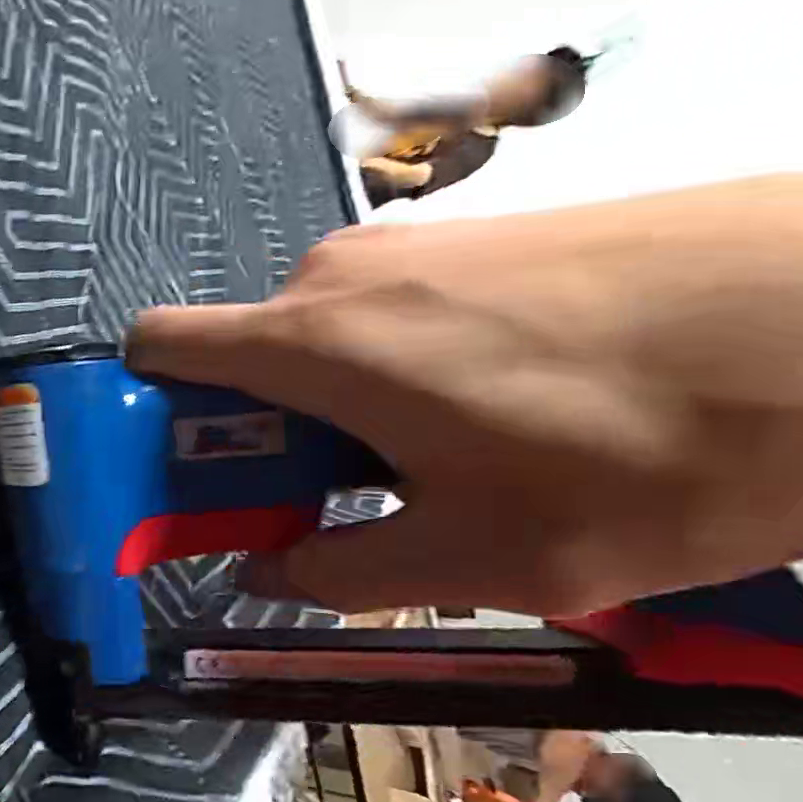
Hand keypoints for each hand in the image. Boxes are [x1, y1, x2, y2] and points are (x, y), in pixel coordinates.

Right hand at [128, 170, 802, 614]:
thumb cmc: (656, 449)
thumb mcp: (485, 557)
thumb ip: (341, 572)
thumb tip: (267, 567)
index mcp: (307, 344)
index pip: (157, 346)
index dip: (147, 406)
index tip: (193, 467)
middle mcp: (330, 274)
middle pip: (240, 360)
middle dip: (263, 428)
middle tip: (343, 489)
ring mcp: (404, 241)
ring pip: (313, 337)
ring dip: (334, 401)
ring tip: (437, 452)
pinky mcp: (469, 229)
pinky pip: (379, 308)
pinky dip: (392, 363)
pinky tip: (496, 398)